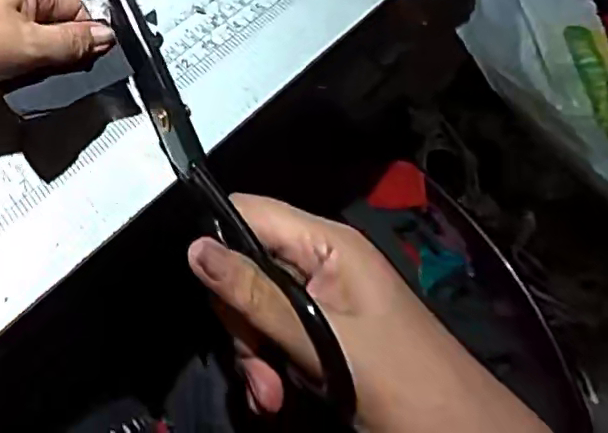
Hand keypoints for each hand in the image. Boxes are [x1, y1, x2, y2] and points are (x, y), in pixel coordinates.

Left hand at [0, 0, 114, 104]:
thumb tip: (108, 36)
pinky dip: (13, 68)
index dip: (84, 35)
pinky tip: (8, 82)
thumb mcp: (30, 43)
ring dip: (35, 63)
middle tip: (57, 76)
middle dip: (59, 52)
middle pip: (53, 25)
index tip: (88, 63)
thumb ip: (72, 42)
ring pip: (31, 43)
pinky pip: (8, 53)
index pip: (75, 6)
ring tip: (28, 80)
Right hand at [187, 194, 547, 432]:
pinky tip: (276, 396)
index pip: (250, 212)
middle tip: (255, 367)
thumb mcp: (325, 343)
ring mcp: (322, 298)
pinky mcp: (323, 333)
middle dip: (240, 317)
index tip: (208, 289)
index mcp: (325, 242)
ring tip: (270, 395)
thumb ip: (257, 295)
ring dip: (252, 350)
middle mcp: (319, 260)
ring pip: (256, 304)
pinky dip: (268, 364)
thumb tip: (196, 250)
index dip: (219, 240)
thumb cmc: (410, 389)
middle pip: (246, 263)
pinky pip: (274, 332)